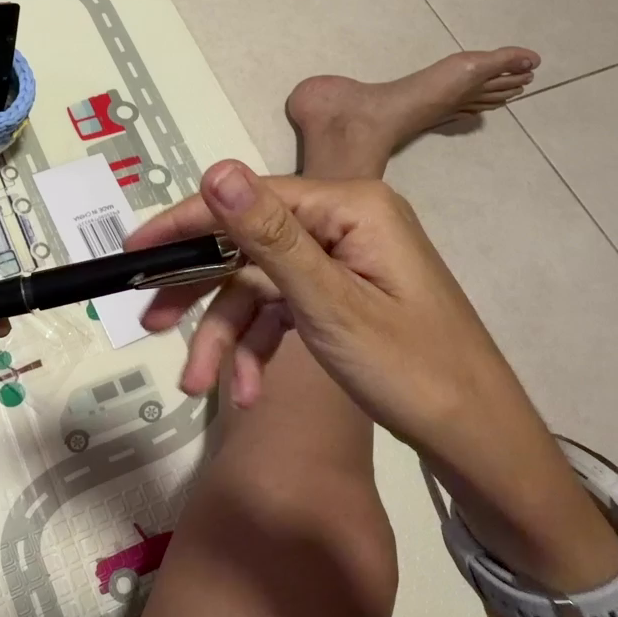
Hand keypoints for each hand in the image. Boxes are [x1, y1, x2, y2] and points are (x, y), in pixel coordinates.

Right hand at [130, 161, 521, 443]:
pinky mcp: (340, 295)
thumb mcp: (330, 305)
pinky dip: (258, 347)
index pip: (246, 198)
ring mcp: (342, 261)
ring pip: (258, 285)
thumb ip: (268, 235)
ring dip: (226, 335)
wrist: (483, 447)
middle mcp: (343, 223)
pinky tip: (246, 391)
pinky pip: (281, 310)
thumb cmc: (414, 372)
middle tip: (151, 323)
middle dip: (200, 292)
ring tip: (196, 382)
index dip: (185, 223)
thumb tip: (214, 169)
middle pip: (247, 244)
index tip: (134, 251)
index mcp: (350, 207)